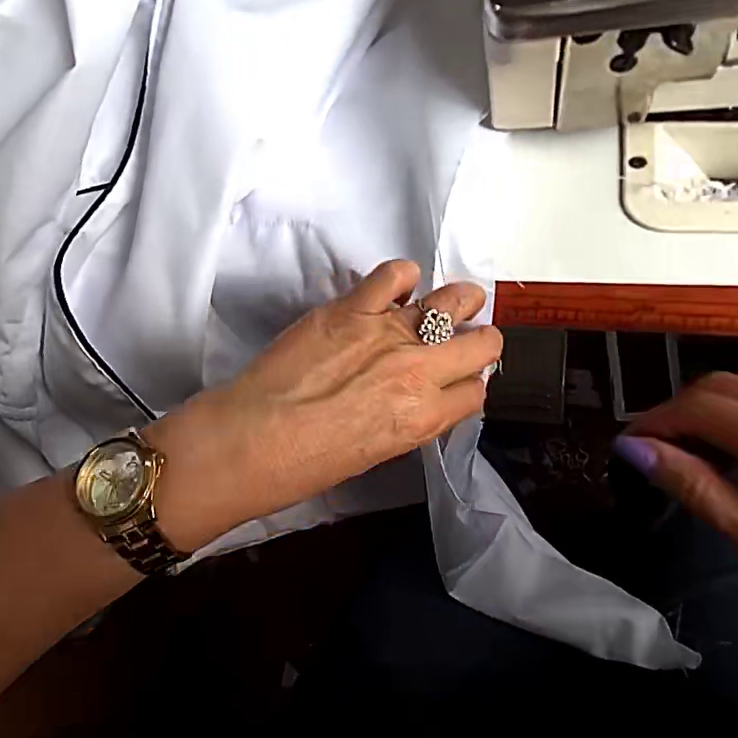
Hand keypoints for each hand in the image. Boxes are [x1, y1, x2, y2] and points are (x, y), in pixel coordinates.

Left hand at [145, 259, 501, 551]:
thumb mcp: (382, 451)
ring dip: (461, 303)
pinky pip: (395, 274)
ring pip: (453, 303)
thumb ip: (415, 418)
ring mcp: (389, 334)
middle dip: (481, 344)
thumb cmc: (310, 462)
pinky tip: (402, 288)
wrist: (253, 440)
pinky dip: (404, 277)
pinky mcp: (354, 308)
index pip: (477, 390)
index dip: (471, 385)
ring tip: (457, 304)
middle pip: (484, 343)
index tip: (460, 381)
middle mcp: (419, 371)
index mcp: (426, 416)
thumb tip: (426, 396)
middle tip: (465, 343)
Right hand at [618, 373, 737, 661]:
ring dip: (711, 414)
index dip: (658, 420)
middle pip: (728, 385)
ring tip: (686, 456)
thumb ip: (697, 488)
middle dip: (680, 410)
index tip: (629, 445)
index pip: (706, 407)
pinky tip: (735, 456)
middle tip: (651, 450)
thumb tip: (639, 451)